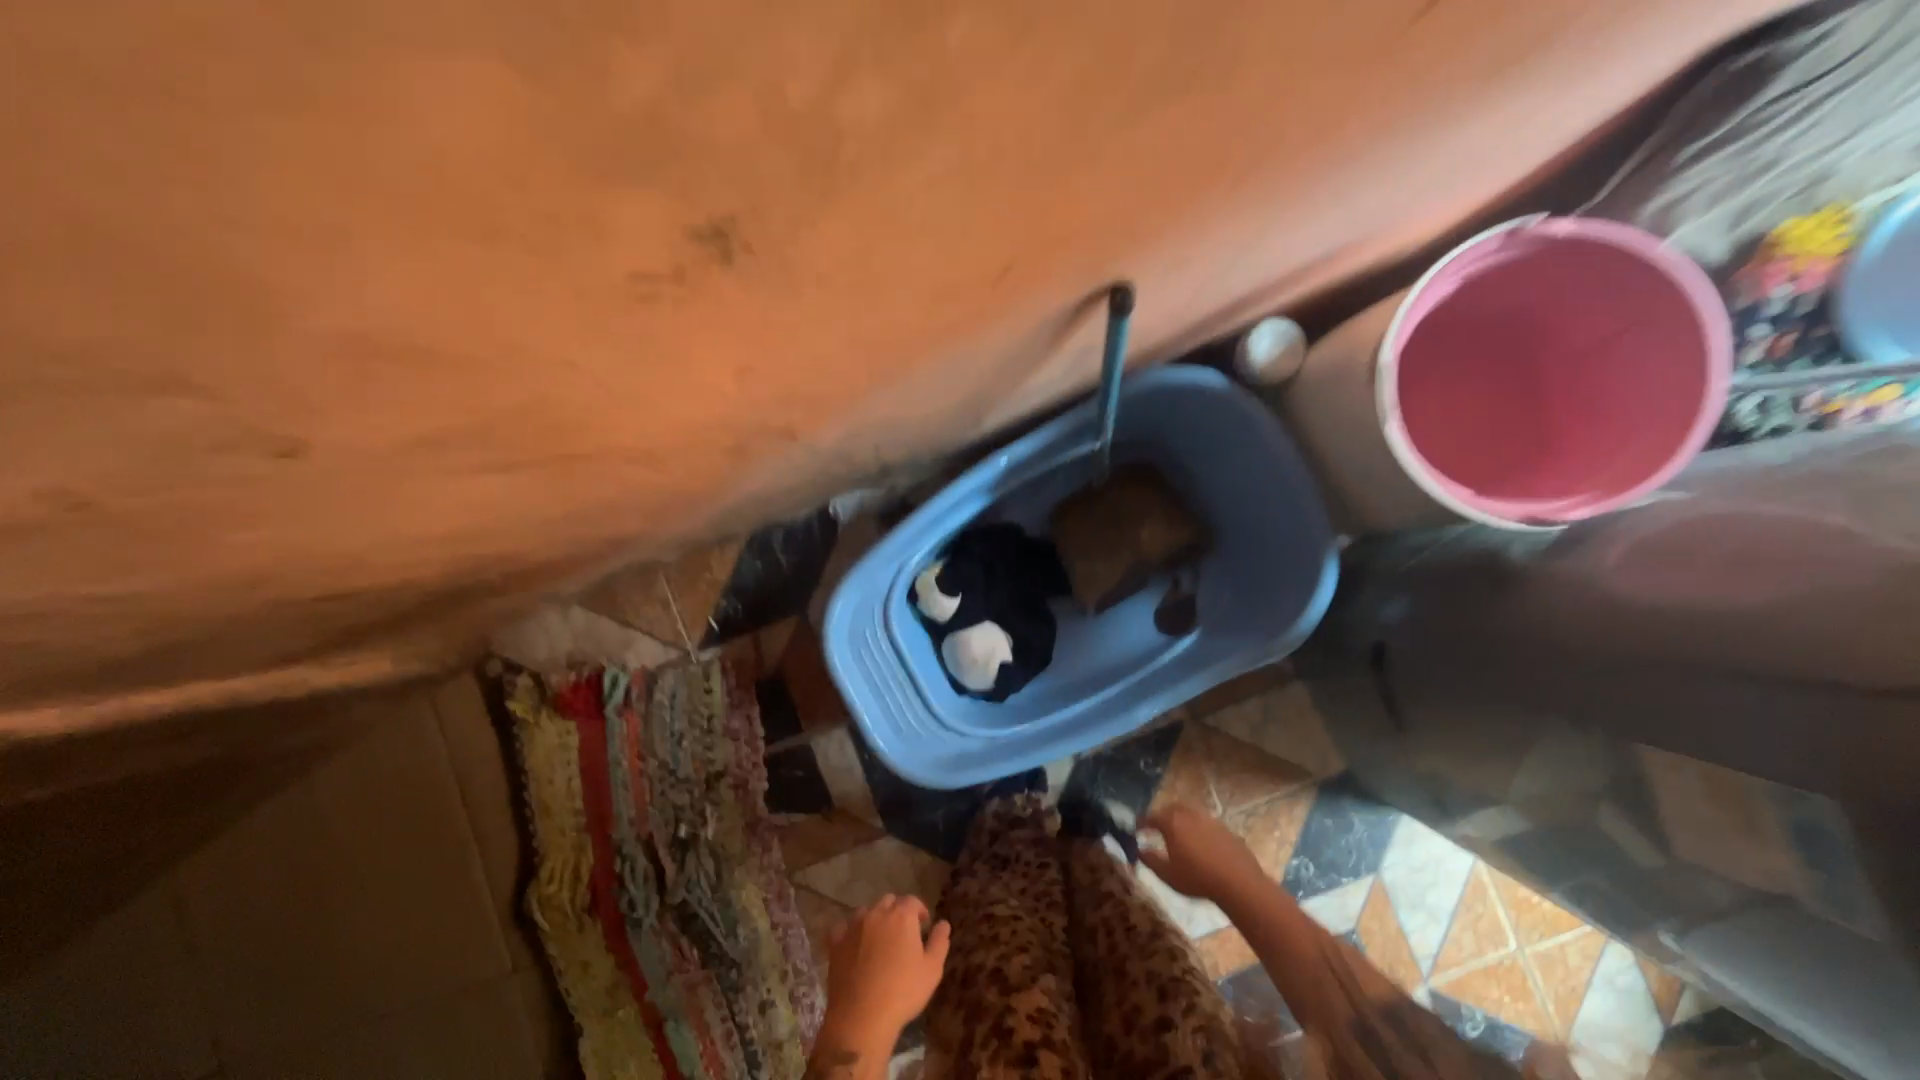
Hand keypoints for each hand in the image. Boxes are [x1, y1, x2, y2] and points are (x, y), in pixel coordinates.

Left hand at [820, 894, 950, 1048]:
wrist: (862, 1016)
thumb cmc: (903, 992)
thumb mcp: (932, 970)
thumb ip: (939, 942)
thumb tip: (943, 923)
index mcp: (901, 917)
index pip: (912, 900)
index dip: (919, 910)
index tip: (923, 925)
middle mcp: (876, 914)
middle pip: (888, 901)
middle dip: (897, 911)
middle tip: (903, 932)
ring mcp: (852, 927)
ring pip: (865, 911)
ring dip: (875, 918)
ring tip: (880, 939)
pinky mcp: (835, 943)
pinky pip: (843, 928)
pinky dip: (850, 931)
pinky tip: (854, 945)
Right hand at [1140, 802, 1265, 902]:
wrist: (1238, 882)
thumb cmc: (1197, 878)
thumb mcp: (1167, 874)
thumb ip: (1150, 860)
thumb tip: (1139, 849)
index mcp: (1173, 823)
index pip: (1152, 816)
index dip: (1143, 822)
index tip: (1137, 828)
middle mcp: (1190, 815)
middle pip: (1172, 808)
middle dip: (1162, 815)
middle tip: (1157, 826)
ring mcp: (1210, 820)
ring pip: (1191, 813)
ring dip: (1181, 819)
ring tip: (1179, 833)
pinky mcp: (1226, 829)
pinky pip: (1206, 823)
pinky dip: (1198, 828)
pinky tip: (1200, 842)